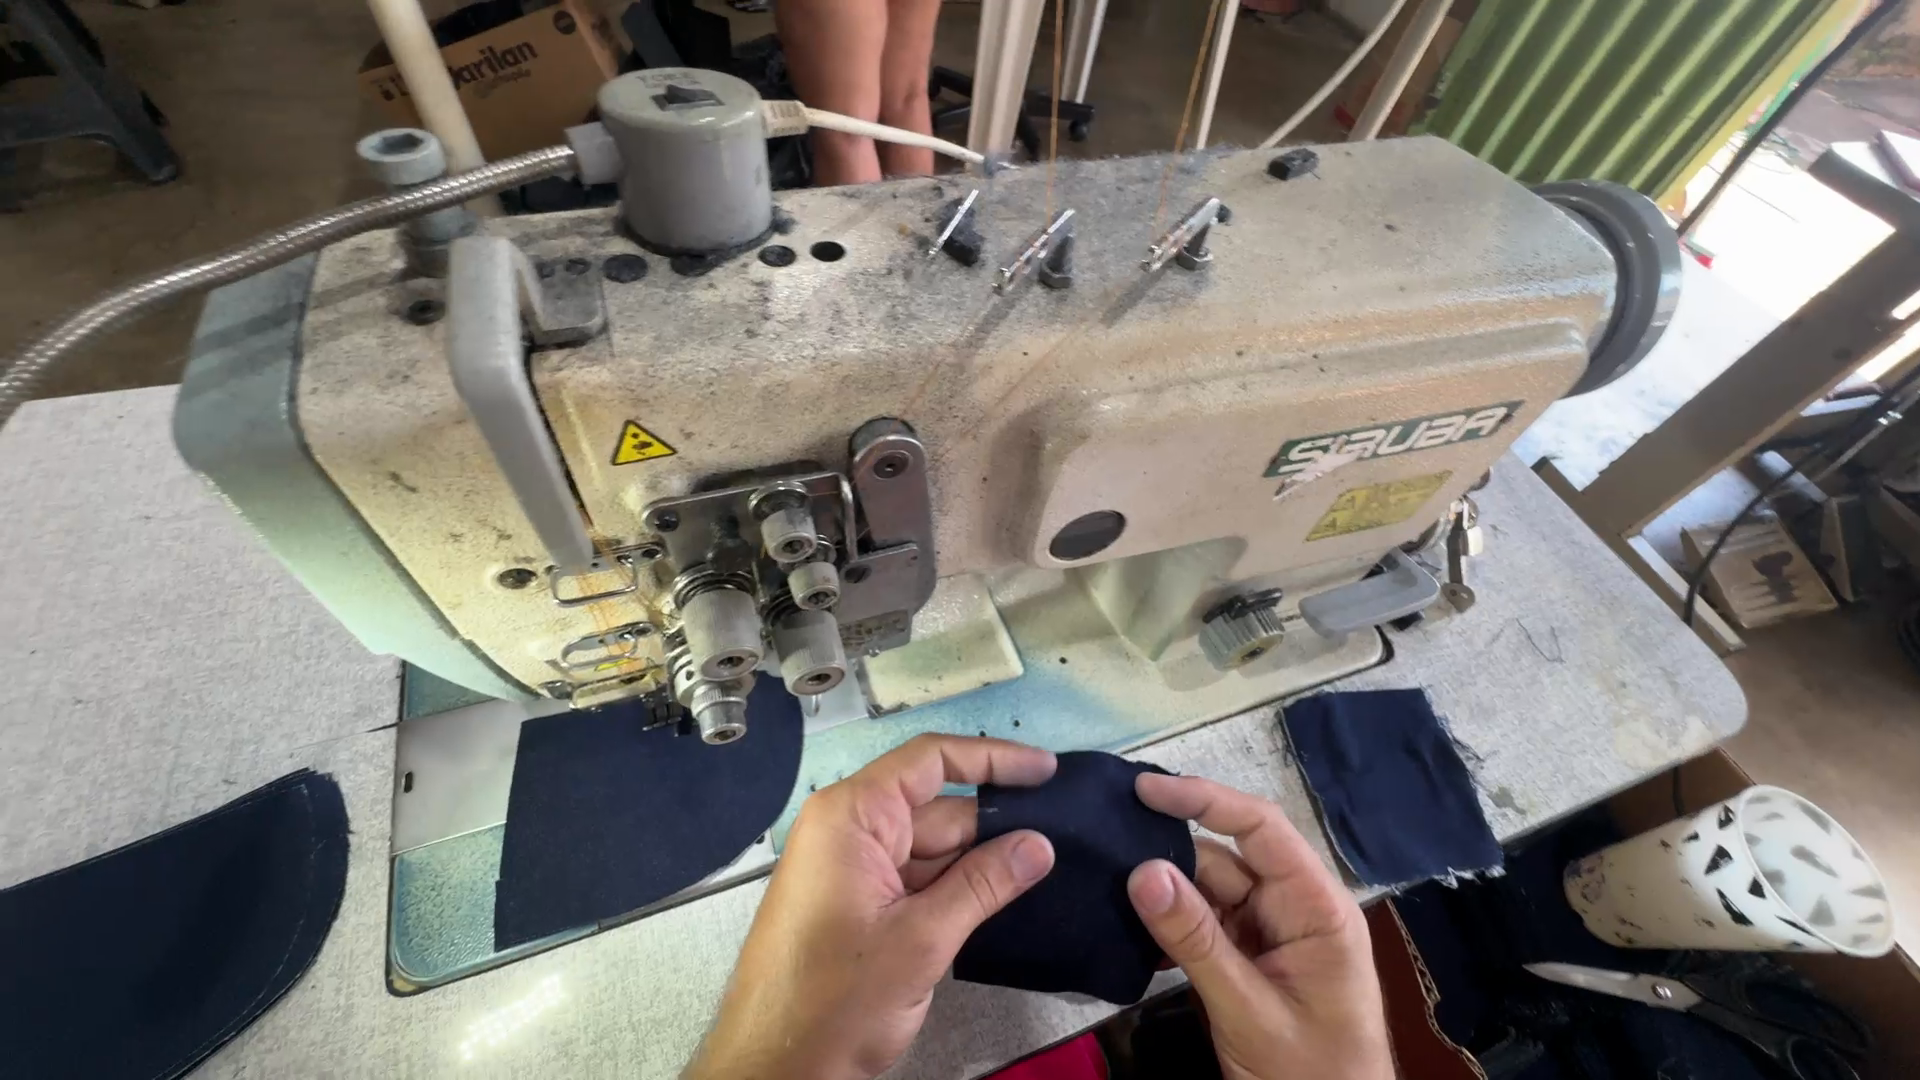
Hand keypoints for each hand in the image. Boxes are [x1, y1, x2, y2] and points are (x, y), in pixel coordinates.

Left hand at [685, 735, 1057, 1079]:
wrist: (773, 1076)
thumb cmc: (834, 1000)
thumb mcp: (920, 939)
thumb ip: (983, 885)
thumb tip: (1040, 844)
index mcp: (853, 814)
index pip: (931, 761)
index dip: (992, 757)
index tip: (1044, 768)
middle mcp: (852, 827)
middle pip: (937, 806)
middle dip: (994, 820)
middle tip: (1059, 827)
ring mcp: (855, 866)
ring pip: (932, 845)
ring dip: (980, 857)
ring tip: (1043, 860)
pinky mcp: (861, 901)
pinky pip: (917, 876)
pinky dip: (957, 884)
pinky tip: (1002, 891)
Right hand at [1127, 773, 1392, 1079]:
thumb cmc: (1309, 1077)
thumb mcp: (1249, 1011)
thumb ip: (1196, 940)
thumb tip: (1141, 870)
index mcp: (1315, 904)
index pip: (1259, 826)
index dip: (1203, 798)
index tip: (1144, 789)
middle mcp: (1291, 903)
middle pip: (1222, 856)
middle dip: (1168, 854)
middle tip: (1106, 846)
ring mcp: (1267, 926)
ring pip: (1205, 886)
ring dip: (1163, 893)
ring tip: (1107, 888)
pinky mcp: (1246, 949)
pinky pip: (1201, 917)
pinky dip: (1169, 922)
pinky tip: (1135, 931)